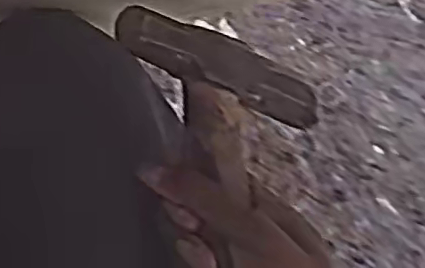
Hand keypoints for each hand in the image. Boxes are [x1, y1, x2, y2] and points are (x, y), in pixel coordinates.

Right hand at [141, 166, 330, 267]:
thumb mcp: (259, 237)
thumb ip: (206, 196)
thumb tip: (148, 166)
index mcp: (276, 216)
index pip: (218, 172)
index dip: (188, 171)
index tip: (171, 182)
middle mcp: (255, 235)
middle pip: (194, 201)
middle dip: (183, 210)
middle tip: (189, 224)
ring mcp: (238, 260)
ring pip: (187, 230)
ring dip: (185, 239)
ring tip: (203, 258)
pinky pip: (188, 255)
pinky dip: (189, 259)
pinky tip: (200, 266)